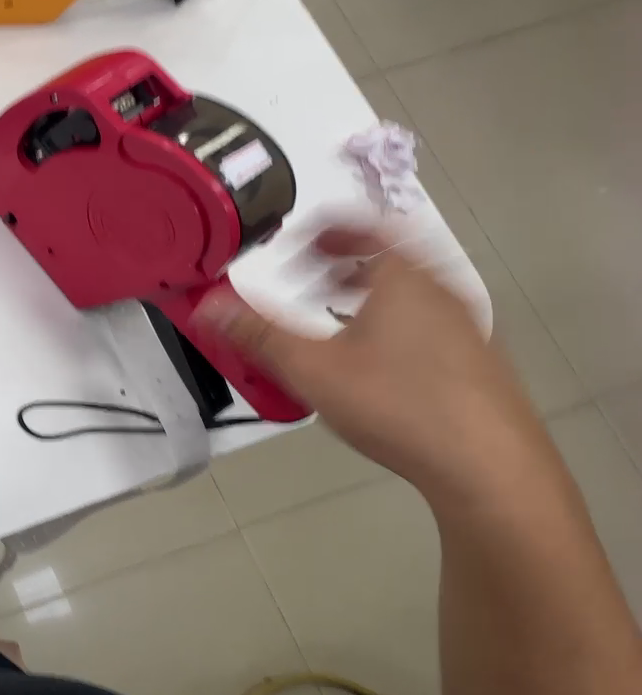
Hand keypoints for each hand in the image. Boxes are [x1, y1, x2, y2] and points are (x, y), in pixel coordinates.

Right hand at [192, 227, 548, 502]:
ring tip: (327, 315)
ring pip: (407, 294)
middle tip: (304, 275)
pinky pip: (422, 321)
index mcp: (403, 283)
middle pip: (391, 261)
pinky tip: (365, 357)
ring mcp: (464, 328)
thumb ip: (256, 333)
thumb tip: (207, 305)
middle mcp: (441, 295)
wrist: (486, 464)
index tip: (296, 239)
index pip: (368, 232)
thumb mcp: (309, 369)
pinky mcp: (473, 361)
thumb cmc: (393, 403)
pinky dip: (387, 320)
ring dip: (364, 293)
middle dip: (343, 262)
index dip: (330, 230)